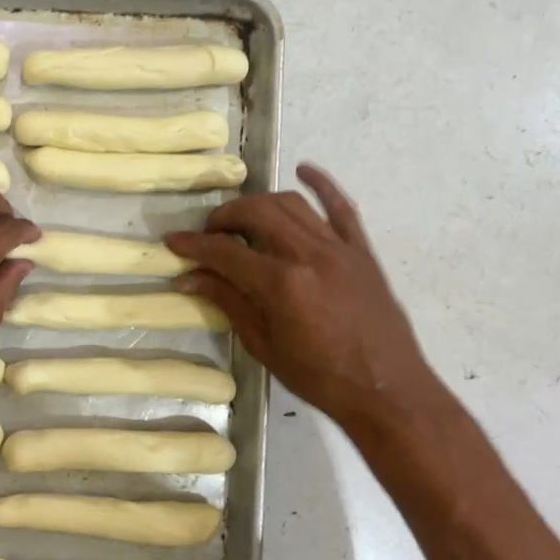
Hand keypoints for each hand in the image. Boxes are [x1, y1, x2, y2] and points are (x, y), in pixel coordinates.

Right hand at [165, 164, 451, 435]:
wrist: (387, 390)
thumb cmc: (319, 376)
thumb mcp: (263, 344)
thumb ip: (228, 301)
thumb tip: (190, 277)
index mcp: (281, 284)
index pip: (225, 251)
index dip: (194, 244)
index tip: (173, 241)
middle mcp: (309, 255)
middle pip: (256, 213)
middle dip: (224, 217)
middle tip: (209, 234)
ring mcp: (339, 248)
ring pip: (292, 204)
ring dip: (260, 203)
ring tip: (243, 219)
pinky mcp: (361, 251)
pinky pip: (342, 207)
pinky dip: (322, 184)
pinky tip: (304, 170)